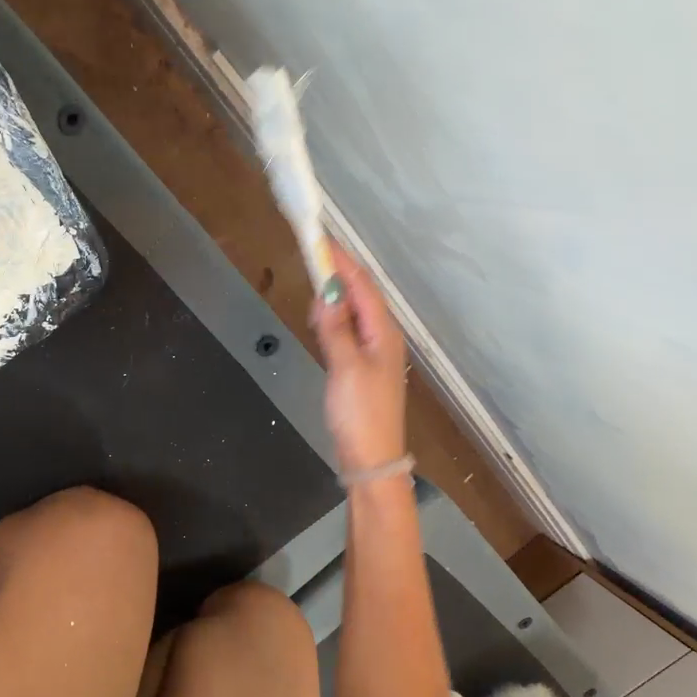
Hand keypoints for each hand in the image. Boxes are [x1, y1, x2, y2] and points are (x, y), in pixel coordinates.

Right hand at [309, 239, 407, 474]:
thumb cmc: (359, 412)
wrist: (371, 456)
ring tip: (315, 282)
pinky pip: (350, 331)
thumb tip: (327, 292)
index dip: (341, 262)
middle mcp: (383, 337)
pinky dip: (335, 318)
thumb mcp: (344, 367)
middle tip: (313, 256)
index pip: (361, 286)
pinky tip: (322, 321)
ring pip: (355, 313)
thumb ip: (335, 329)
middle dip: (339, 273)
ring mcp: (374, 353)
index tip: (320, 240)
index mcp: (383, 332)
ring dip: (336, 295)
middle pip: (361, 295)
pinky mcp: (362, 369)